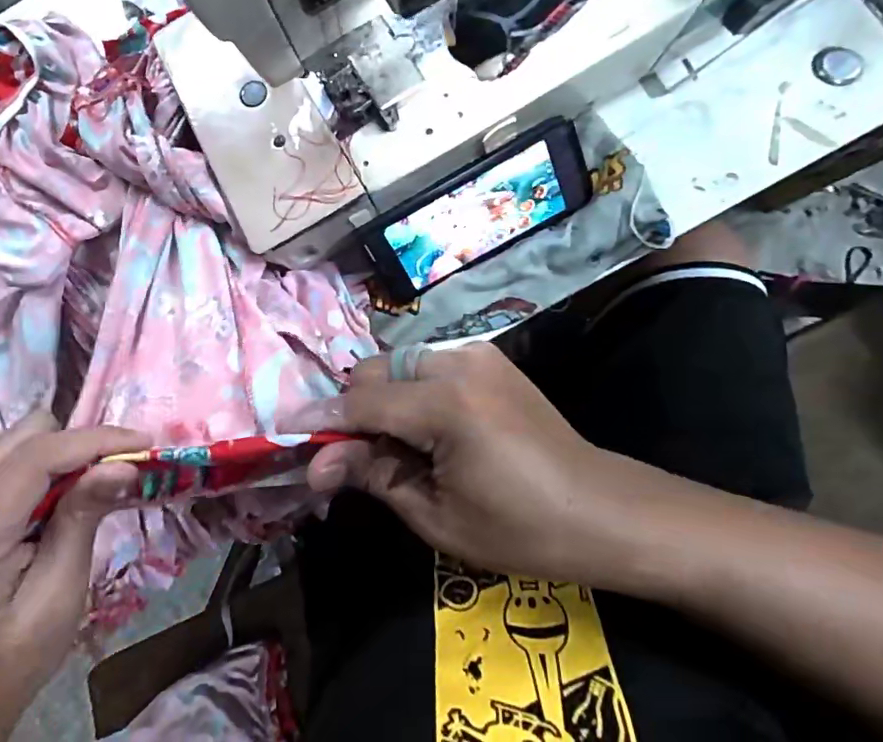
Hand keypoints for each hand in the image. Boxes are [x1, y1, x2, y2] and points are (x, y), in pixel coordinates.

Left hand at [0, 413, 148, 741]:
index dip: (97, 438)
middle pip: (24, 435)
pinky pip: (2, 466)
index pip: (38, 454)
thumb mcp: (55, 601)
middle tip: (122, 468)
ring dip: (62, 453)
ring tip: (98, 483)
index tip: (147, 444)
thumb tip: (121, 464)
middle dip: (81, 442)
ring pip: (14, 444)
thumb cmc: (2, 670)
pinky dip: (42, 469)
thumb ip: (82, 521)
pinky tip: (63, 499)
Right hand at [301, 344, 640, 582]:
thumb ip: (374, 474)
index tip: (285, 433)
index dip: (321, 421)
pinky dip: (410, 389)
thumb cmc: (519, 529)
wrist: (598, 508)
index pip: (362, 402)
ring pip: (400, 363)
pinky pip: (430, 364)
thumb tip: (315, 463)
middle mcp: (458, 362)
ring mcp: (478, 354)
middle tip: (343, 455)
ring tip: (385, 444)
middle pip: (376, 371)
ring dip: (381, 396)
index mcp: (446, 404)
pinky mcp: (490, 358)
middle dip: (352, 408)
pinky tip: (418, 426)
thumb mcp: (437, 515)